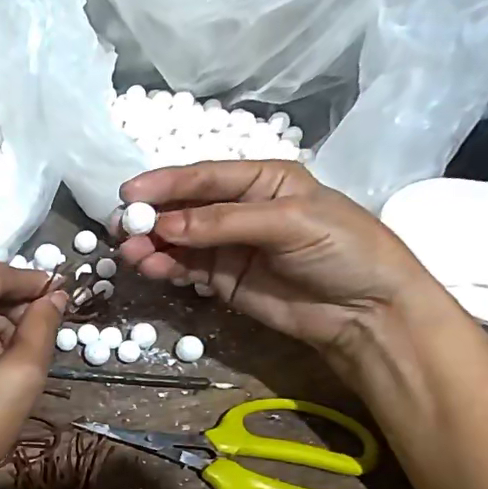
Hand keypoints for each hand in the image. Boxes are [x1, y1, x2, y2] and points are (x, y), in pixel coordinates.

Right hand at [114, 161, 441, 350]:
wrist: (366, 311)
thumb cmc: (342, 249)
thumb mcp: (289, 223)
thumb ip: (224, 222)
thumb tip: (166, 226)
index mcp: (262, 180)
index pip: (205, 177)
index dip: (167, 183)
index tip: (130, 194)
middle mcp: (240, 208)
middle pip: (185, 207)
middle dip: (152, 216)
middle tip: (121, 227)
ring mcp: (228, 246)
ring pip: (179, 240)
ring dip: (153, 245)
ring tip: (130, 254)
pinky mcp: (222, 280)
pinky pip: (186, 269)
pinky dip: (165, 267)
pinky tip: (150, 268)